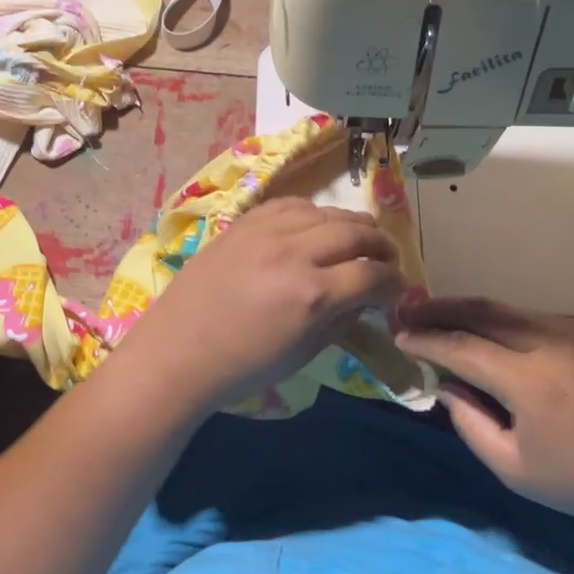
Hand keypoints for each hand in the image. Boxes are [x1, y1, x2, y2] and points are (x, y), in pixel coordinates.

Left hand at [111, 198, 403, 413]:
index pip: (371, 274)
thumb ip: (341, 320)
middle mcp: (293, 253)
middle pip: (355, 232)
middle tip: (387, 261)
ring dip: (351, 224)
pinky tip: (317, 227)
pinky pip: (290, 204)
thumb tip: (367, 299)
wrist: (175, 354)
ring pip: (325, 212)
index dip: (393, 283)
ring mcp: (265, 232)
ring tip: (359, 239)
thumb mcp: (302, 354)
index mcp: (311, 294)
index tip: (397, 292)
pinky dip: (313, 213)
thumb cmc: (241, 368)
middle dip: (381, 246)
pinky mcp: (243, 223)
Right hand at [396, 297, 573, 542]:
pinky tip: (488, 335)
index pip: (464, 348)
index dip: (427, 341)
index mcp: (533, 384)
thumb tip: (445, 382)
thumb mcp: (512, 467)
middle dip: (441, 308)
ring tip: (440, 318)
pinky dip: (504, 323)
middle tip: (408, 309)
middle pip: (484, 312)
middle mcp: (554, 344)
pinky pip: (536, 320)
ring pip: (510, 311)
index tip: (399, 336)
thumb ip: (469, 422)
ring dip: (471, 313)